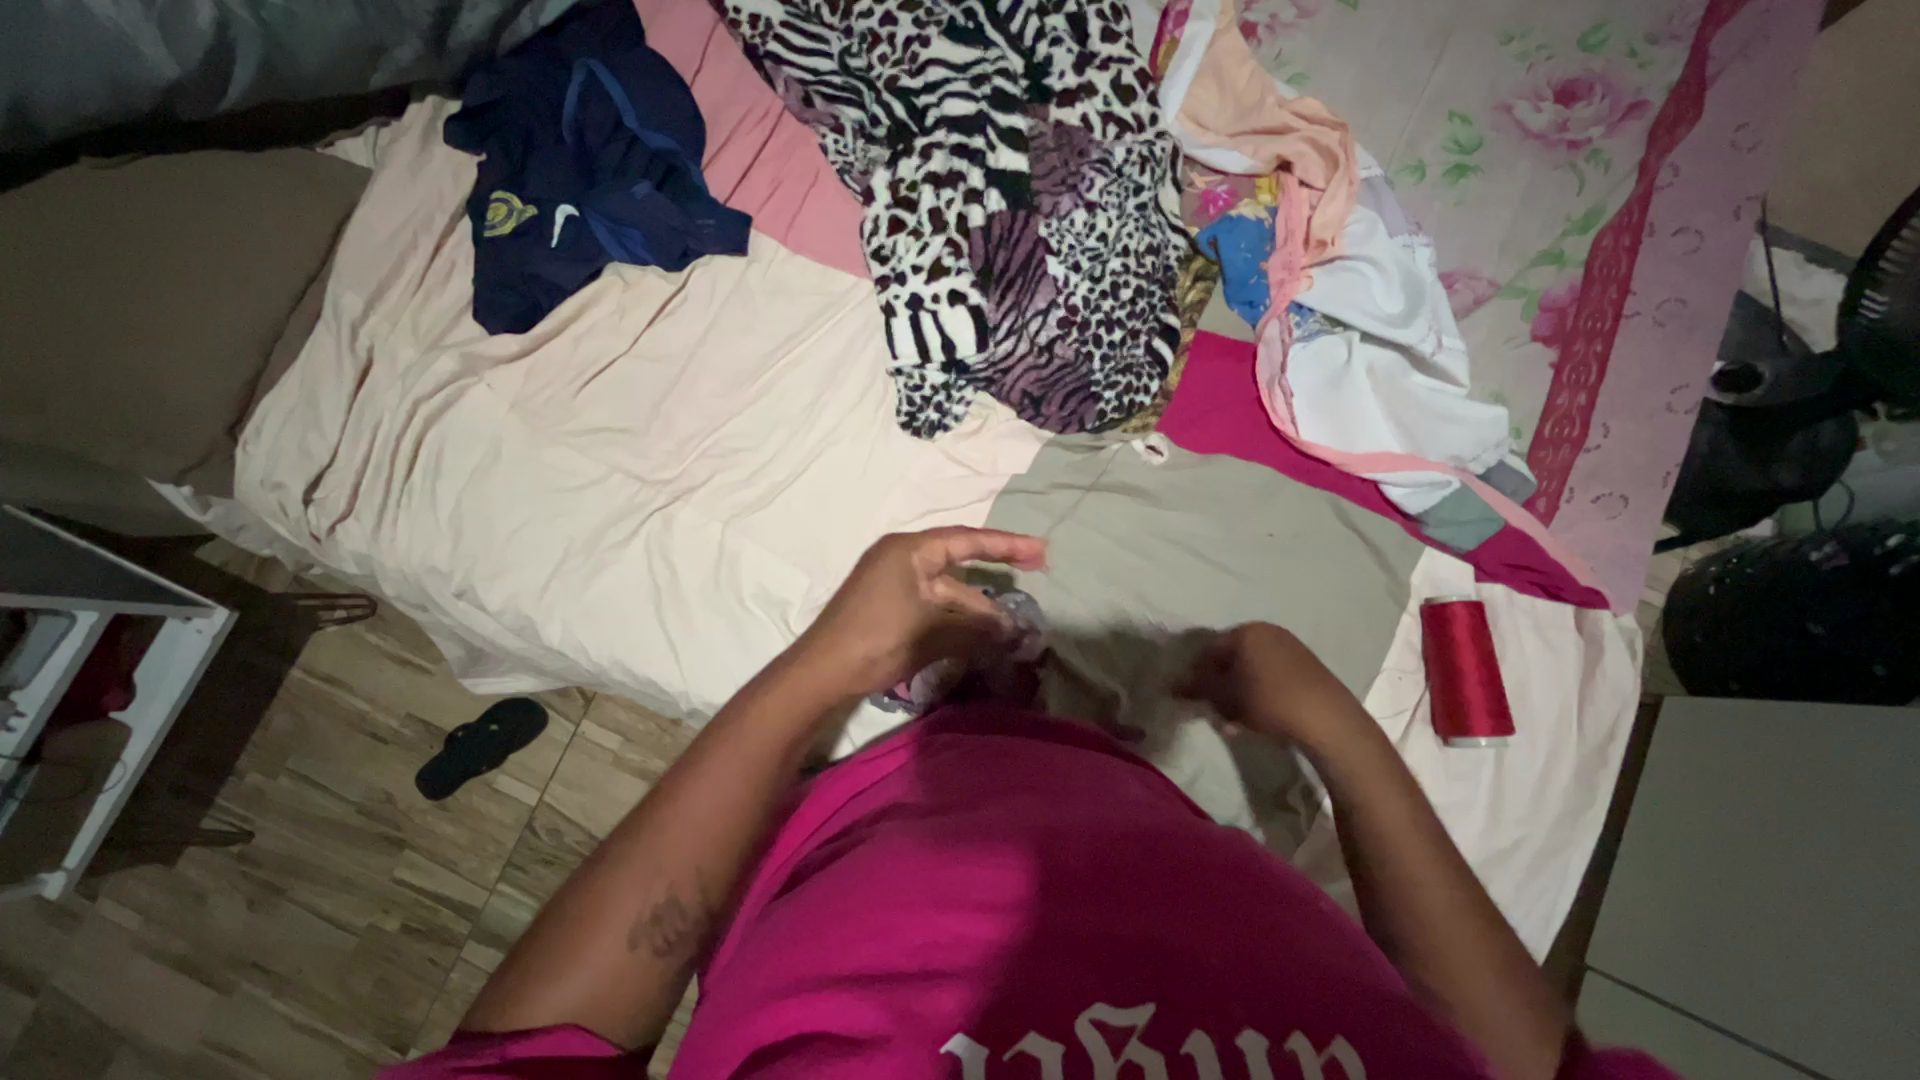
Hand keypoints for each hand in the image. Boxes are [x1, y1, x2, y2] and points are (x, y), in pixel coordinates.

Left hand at [791, 528, 1047, 698]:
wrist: (822, 672)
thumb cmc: (877, 639)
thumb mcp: (932, 631)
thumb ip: (976, 627)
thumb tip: (1013, 631)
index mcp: (910, 549)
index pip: (968, 539)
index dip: (1007, 545)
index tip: (1041, 549)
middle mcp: (901, 556)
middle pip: (958, 563)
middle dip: (995, 576)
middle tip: (1037, 573)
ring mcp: (892, 580)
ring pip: (946, 589)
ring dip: (976, 606)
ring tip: (1011, 625)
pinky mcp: (888, 604)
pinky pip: (932, 602)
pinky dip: (955, 616)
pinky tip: (979, 633)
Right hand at [1176, 623, 1371, 749]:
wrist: (1325, 717)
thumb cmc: (1267, 700)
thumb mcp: (1225, 696)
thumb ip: (1197, 688)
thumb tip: (1172, 686)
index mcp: (1245, 632)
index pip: (1208, 650)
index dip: (1196, 675)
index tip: (1192, 698)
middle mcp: (1267, 632)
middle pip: (1230, 659)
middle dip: (1219, 687)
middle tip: (1214, 711)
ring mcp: (1290, 647)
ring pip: (1251, 670)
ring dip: (1238, 694)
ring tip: (1234, 722)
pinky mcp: (1307, 666)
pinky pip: (1271, 676)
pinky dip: (1259, 693)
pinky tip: (1258, 717)